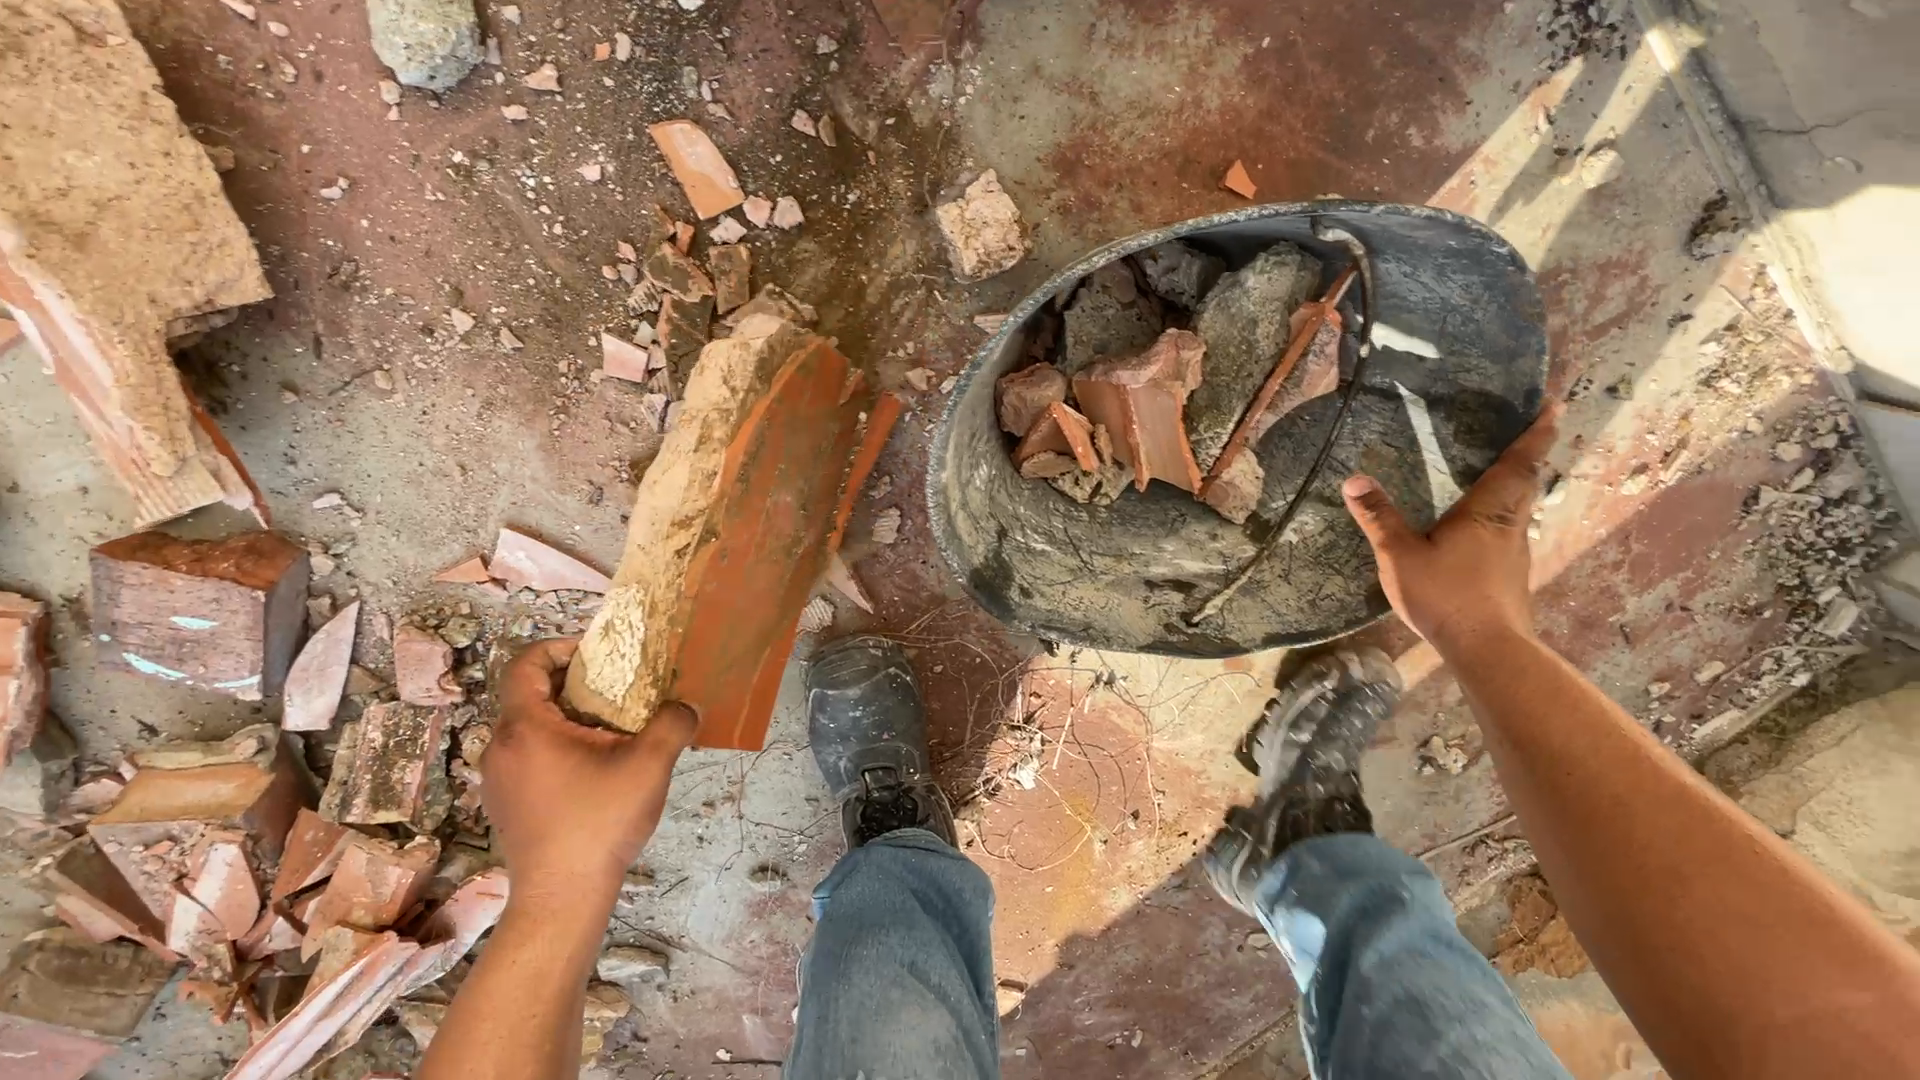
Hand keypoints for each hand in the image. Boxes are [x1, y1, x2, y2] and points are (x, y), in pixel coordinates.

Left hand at [483, 639, 697, 903]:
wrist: (563, 897)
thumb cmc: (600, 822)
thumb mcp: (649, 765)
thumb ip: (673, 723)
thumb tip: (687, 706)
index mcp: (526, 727)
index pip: (525, 663)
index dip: (559, 647)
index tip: (597, 653)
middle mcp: (500, 746)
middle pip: (528, 693)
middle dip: (573, 683)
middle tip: (617, 689)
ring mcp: (498, 778)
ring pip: (529, 726)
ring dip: (567, 717)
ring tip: (611, 728)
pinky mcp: (505, 803)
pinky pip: (528, 755)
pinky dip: (558, 745)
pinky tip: (595, 768)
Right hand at [1341, 402, 1562, 651]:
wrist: (1488, 649)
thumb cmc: (1446, 594)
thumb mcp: (1400, 554)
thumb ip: (1379, 517)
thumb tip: (1354, 479)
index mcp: (1487, 512)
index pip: (1518, 463)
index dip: (1536, 433)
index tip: (1555, 404)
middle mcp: (1510, 526)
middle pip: (1525, 484)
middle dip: (1528, 456)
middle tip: (1527, 434)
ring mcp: (1515, 554)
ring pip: (1519, 510)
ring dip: (1515, 488)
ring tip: (1496, 477)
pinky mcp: (1511, 577)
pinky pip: (1508, 534)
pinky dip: (1500, 519)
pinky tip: (1478, 532)